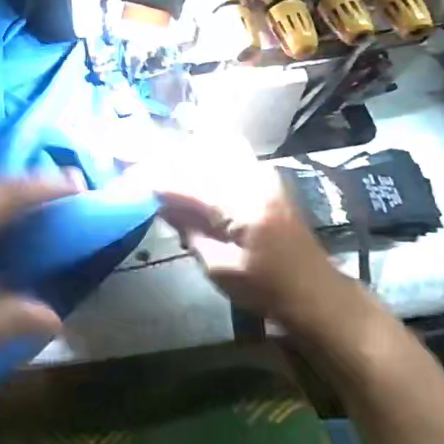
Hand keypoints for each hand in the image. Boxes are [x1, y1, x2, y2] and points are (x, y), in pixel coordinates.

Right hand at [141, 140, 361, 341]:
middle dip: (163, 160)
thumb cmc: (268, 290)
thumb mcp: (220, 268)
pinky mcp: (265, 178)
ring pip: (212, 150)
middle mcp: (253, 177)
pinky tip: (185, 168)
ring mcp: (262, 174)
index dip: (153, 179)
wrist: (318, 294)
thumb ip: (189, 230)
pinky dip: (202, 159)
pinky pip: (227, 156)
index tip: (126, 176)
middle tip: (131, 161)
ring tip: (154, 164)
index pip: (186, 181)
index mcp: (242, 202)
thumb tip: (160, 204)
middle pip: (197, 157)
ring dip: (182, 156)